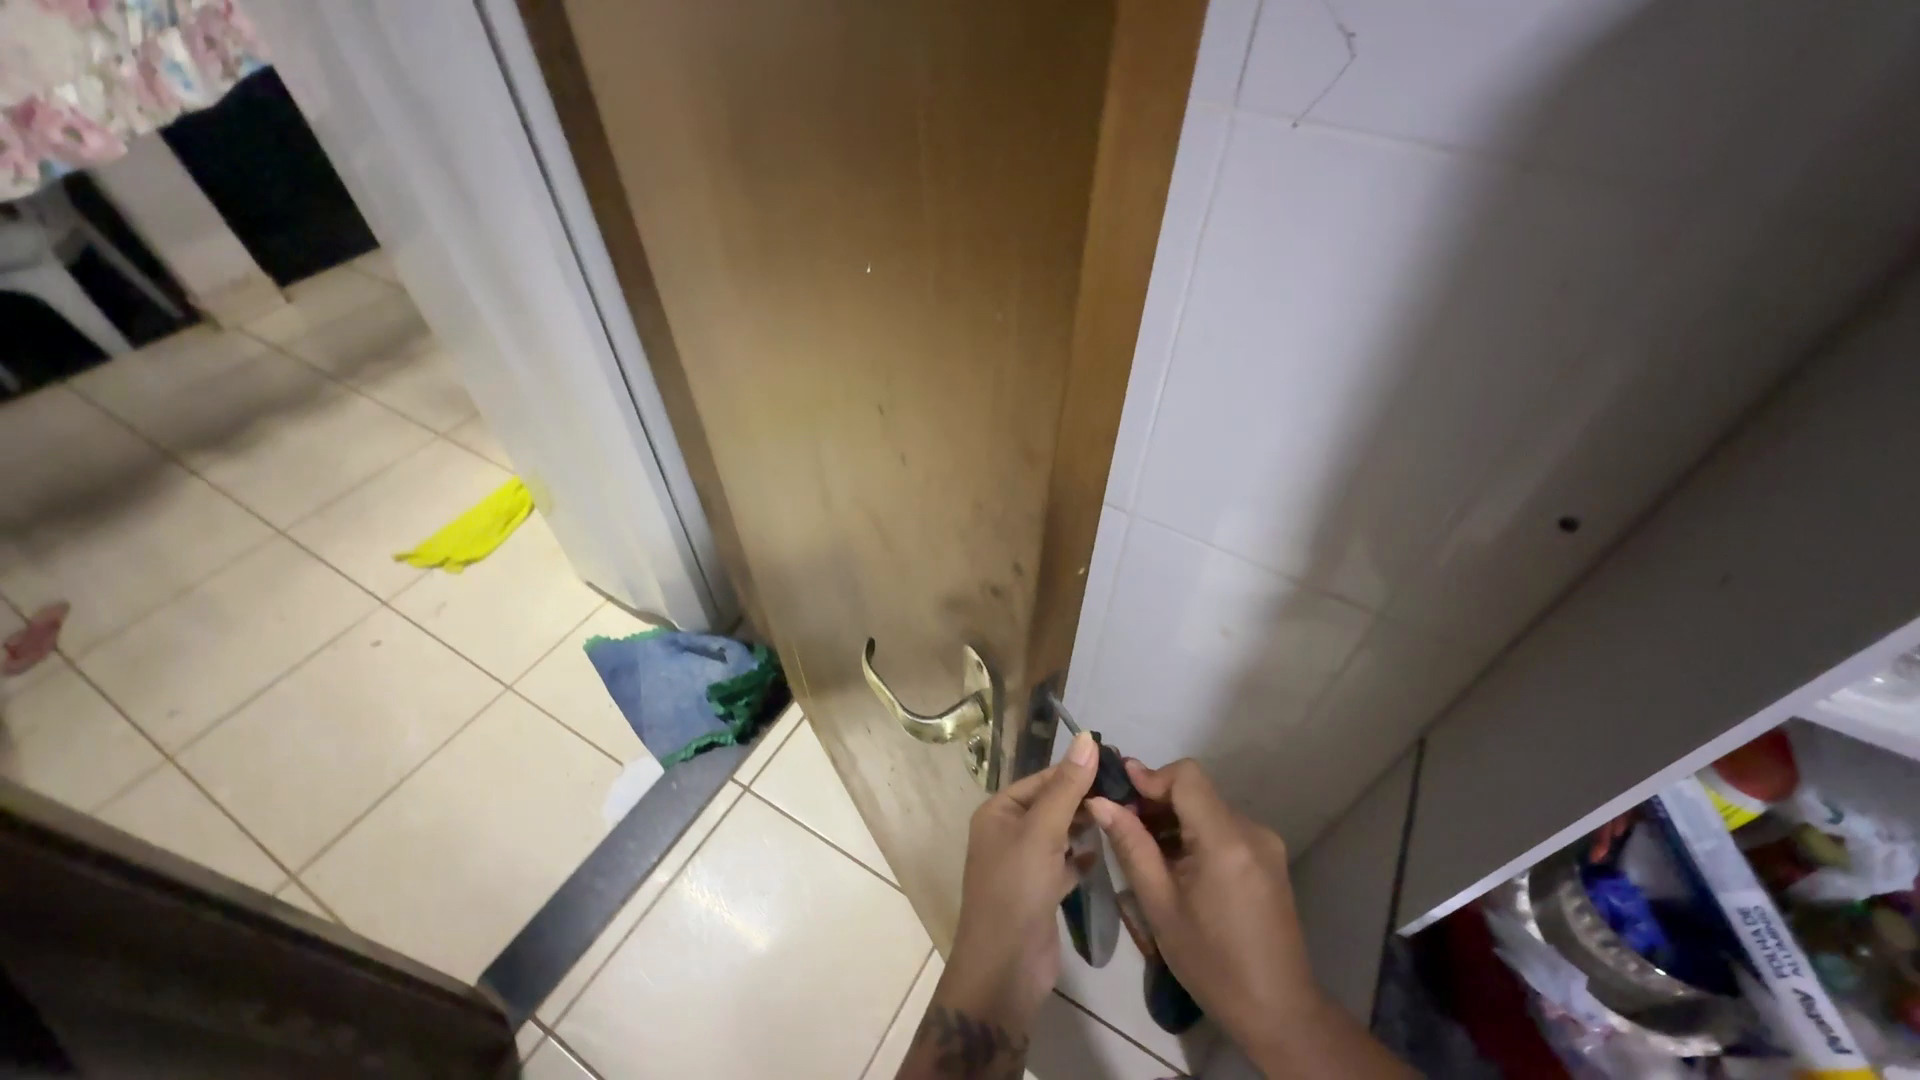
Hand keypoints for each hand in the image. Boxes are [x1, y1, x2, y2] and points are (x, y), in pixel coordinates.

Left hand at [937, 730, 1098, 1027]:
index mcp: (999, 812)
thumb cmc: (1017, 889)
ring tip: (1125, 817)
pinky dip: (1082, 858)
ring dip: (1086, 827)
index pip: (1043, 779)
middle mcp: (1008, 833)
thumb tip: (1087, 738)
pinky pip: (1065, 864)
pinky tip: (1106, 852)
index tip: (1120, 765)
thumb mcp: (1042, 832)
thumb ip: (1067, 787)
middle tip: (1130, 793)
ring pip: (1061, 835)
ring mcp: (1024, 864)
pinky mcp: (1041, 892)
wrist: (1005, 967)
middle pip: (1052, 805)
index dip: (1077, 771)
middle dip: (1085, 799)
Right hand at [1086, 759, 1320, 1049]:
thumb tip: (1100, 801)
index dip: (1150, 777)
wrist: (1276, 1008)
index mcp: (1226, 839)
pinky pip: (1224, 829)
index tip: (1118, 796)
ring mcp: (1265, 844)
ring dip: (1174, 821)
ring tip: (1146, 853)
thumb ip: (1131, 846)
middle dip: (1157, 802)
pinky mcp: (1269, 858)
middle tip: (1122, 828)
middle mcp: (1252, 830)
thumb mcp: (1159, 905)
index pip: (1187, 776)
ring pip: (1208, 809)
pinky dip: (1195, 836)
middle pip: (1197, 792)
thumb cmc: (1210, 961)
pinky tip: (1177, 868)